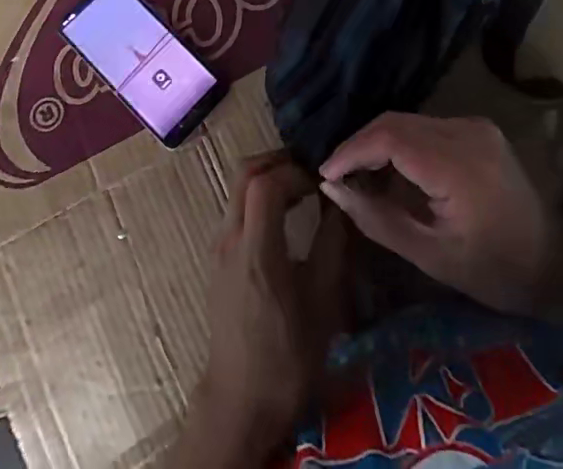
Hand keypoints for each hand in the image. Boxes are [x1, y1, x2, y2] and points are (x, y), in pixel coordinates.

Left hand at [192, 153, 348, 451]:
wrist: (242, 402)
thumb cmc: (288, 356)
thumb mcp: (322, 299)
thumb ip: (332, 243)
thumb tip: (343, 202)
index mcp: (256, 249)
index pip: (265, 182)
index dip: (296, 171)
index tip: (323, 182)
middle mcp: (229, 240)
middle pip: (244, 174)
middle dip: (278, 161)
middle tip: (312, 169)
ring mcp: (219, 249)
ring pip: (237, 190)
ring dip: (268, 178)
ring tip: (305, 189)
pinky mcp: (219, 261)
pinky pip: (237, 211)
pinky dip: (260, 198)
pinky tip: (288, 216)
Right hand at [319, 113, 559, 314]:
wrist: (557, 266)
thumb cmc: (494, 270)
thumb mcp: (429, 255)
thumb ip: (376, 218)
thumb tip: (331, 189)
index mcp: (457, 163)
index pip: (388, 137)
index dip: (350, 151)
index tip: (324, 175)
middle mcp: (467, 131)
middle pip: (396, 122)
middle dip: (360, 145)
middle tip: (336, 176)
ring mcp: (477, 127)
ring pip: (409, 121)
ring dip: (379, 142)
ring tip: (357, 175)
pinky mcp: (480, 130)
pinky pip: (428, 127)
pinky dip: (402, 143)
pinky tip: (390, 169)